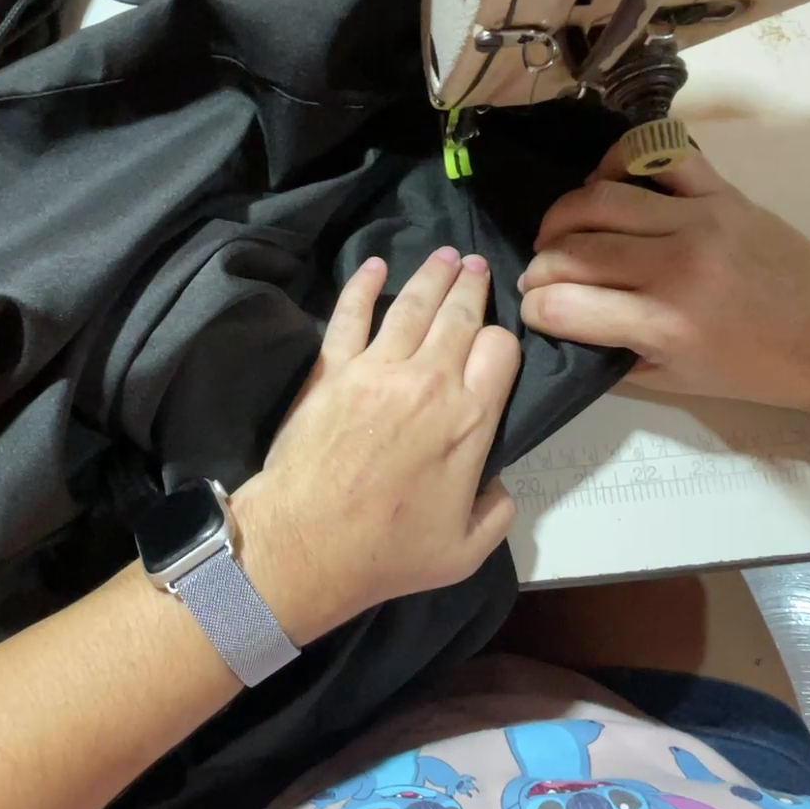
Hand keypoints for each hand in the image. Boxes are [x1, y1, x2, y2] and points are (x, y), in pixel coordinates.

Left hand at [233, 248, 520, 642]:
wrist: (308, 544)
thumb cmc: (388, 553)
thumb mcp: (466, 550)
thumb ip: (497, 509)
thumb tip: (497, 480)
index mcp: (470, 421)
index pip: (500, 350)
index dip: (501, 340)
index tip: (494, 344)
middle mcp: (430, 382)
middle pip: (460, 316)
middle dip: (472, 286)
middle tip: (475, 266)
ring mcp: (377, 370)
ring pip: (413, 306)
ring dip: (433, 276)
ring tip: (446, 255)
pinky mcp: (333, 369)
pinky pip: (350, 314)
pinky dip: (363, 285)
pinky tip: (374, 266)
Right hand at [518, 154, 809, 412]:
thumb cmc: (752, 370)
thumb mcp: (670, 380)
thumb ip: (609, 352)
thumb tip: (558, 321)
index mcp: (662, 323)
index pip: (561, 304)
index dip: (533, 308)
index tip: (535, 310)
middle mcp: (675, 266)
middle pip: (572, 249)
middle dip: (539, 266)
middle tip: (539, 275)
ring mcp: (700, 219)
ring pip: (599, 198)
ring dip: (562, 216)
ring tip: (560, 233)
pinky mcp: (722, 191)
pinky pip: (657, 155)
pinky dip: (617, 163)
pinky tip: (605, 185)